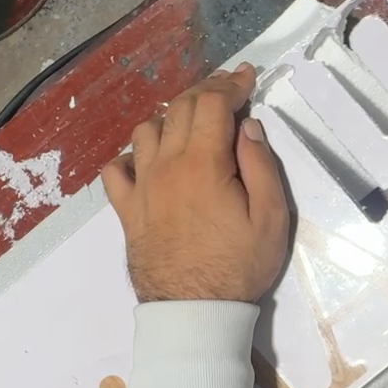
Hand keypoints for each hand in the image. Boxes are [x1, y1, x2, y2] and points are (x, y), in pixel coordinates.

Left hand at [102, 66, 290, 302]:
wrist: (196, 310)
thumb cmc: (240, 265)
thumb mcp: (272, 218)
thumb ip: (261, 167)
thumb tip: (247, 127)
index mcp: (203, 164)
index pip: (212, 105)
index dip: (231, 84)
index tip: (249, 76)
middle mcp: (165, 166)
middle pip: (179, 109)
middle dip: (206, 90)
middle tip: (229, 89)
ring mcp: (141, 187)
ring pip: (147, 130)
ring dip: (172, 116)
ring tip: (194, 121)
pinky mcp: (127, 209)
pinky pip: (116, 168)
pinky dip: (133, 154)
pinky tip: (150, 159)